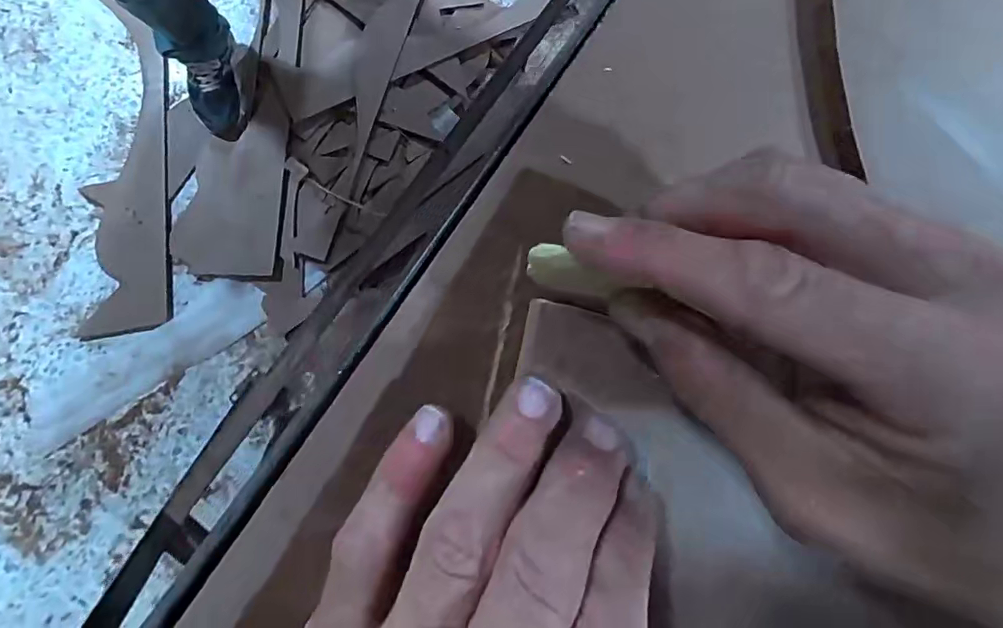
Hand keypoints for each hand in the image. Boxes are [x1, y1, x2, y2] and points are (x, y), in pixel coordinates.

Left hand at [307, 377, 658, 627]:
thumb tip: (624, 569)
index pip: (605, 620)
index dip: (628, 545)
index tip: (641, 486)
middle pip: (536, 572)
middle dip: (577, 490)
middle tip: (604, 429)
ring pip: (456, 542)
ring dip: (502, 462)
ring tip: (538, 397)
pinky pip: (360, 555)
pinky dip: (395, 485)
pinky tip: (434, 419)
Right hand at [561, 151, 1002, 627]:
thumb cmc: (951, 551)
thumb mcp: (818, 500)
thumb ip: (720, 391)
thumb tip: (635, 305)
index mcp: (951, 369)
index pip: (775, 280)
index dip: (666, 251)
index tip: (585, 235)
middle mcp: (971, 277)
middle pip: (792, 198)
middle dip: (688, 205)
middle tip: (622, 237)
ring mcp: (970, 241)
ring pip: (807, 181)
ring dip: (718, 200)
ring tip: (667, 241)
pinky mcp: (954, 233)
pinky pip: (830, 196)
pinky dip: (760, 208)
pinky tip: (729, 244)